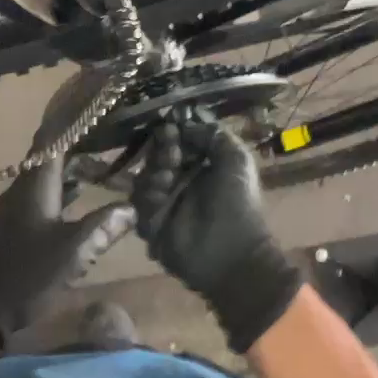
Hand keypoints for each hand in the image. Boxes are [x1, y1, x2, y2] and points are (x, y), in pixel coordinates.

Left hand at [0, 72, 135, 377]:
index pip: (54, 135)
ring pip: (46, 174)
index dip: (72, 110)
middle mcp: (20, 188)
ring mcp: (13, 208)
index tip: (90, 88)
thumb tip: (131, 207)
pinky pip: (42, 193)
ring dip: (72, 163)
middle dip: (78, 135)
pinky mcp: (11, 227)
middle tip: (107, 125)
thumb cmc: (26, 277)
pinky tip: (80, 195)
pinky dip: (64, 184)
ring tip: (101, 157)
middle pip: (51, 151)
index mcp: (35, 185)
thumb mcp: (74, 252)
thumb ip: (104, 225)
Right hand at [131, 121, 302, 351]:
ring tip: (168, 180)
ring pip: (143, 177)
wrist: (233, 254)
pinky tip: (161, 199)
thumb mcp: (237, 160)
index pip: (176, 140)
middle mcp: (180, 180)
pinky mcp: (151, 224)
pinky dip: (147, 199)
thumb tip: (186, 122)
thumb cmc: (239, 204)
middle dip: (161, 151)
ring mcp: (164, 203)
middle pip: (155, 156)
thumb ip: (214, 135)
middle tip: (172, 156)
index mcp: (201, 165)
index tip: (171, 128)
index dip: (172, 132)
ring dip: (154, 174)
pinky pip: (137, 204)